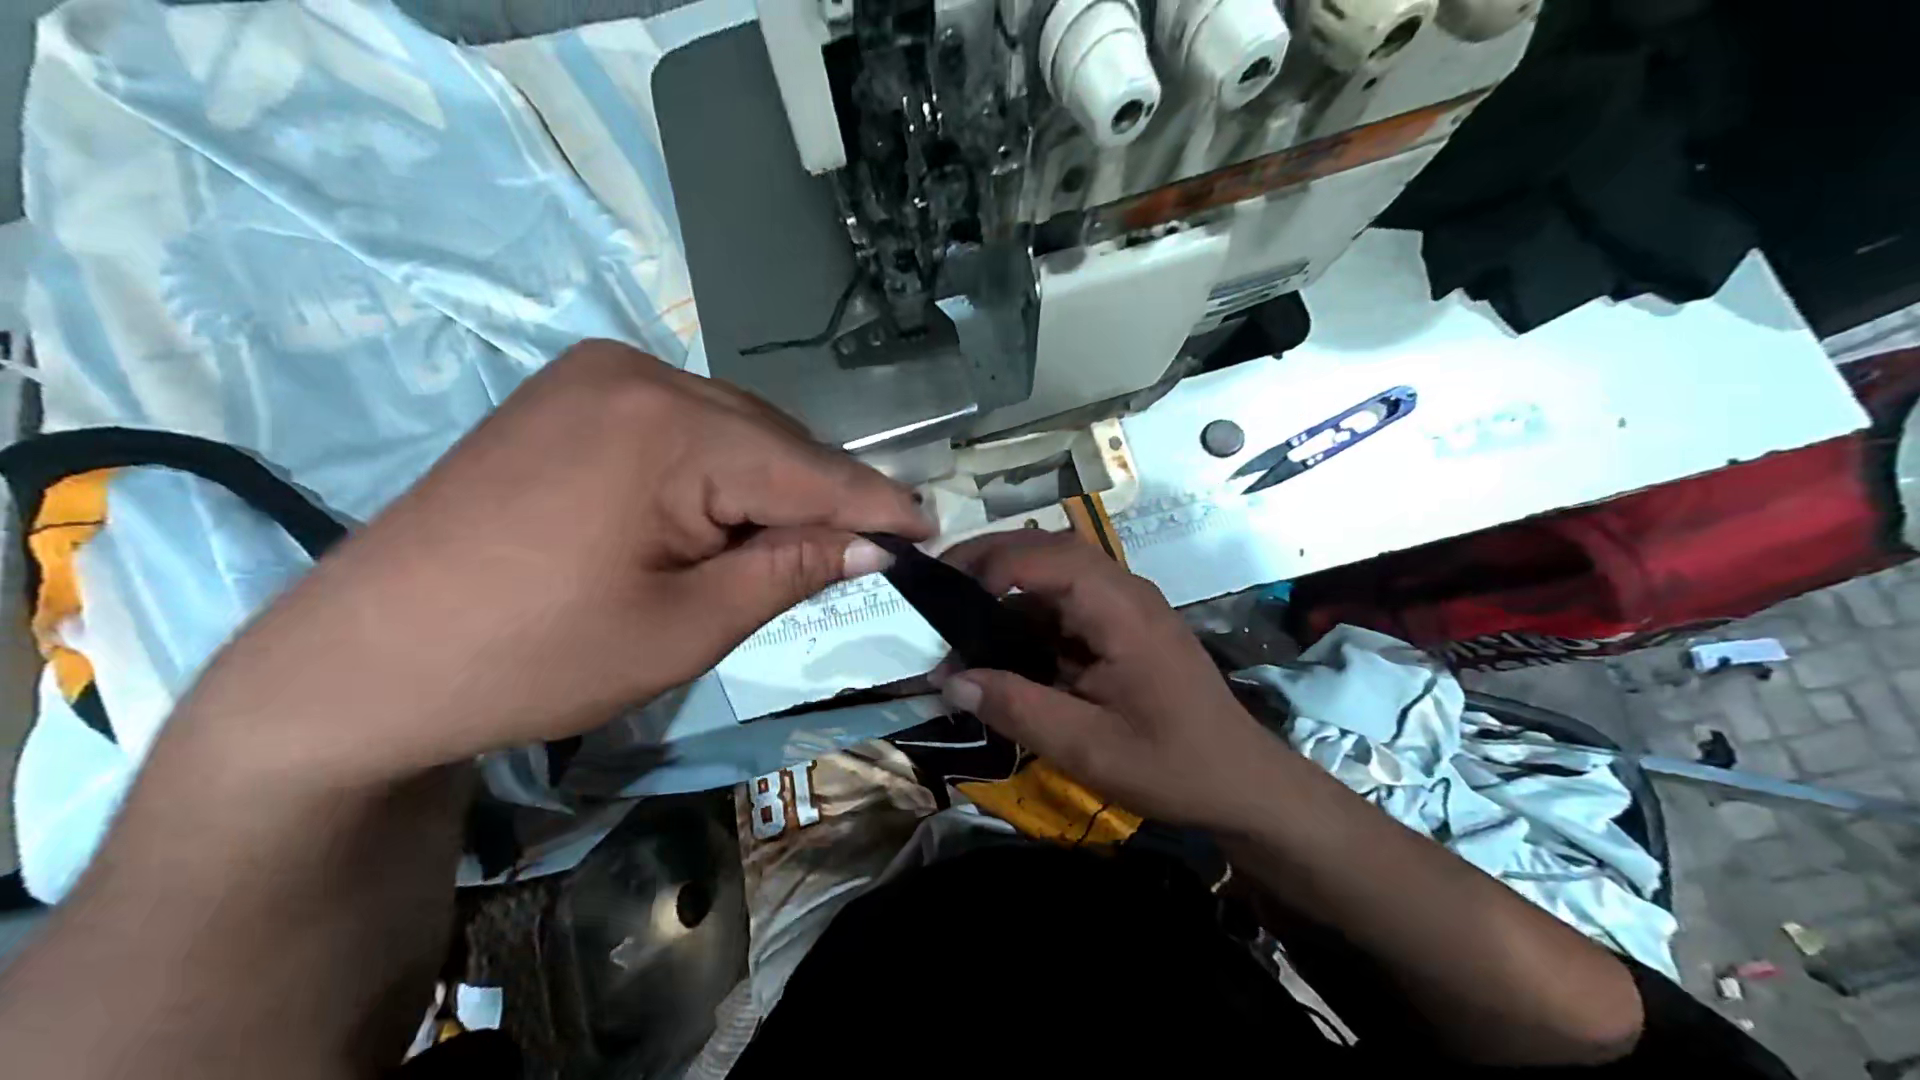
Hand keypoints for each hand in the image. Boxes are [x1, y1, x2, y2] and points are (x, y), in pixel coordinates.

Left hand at [189, 340, 930, 779]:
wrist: (364, 662)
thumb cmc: (535, 658)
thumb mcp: (686, 628)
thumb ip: (789, 569)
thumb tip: (874, 544)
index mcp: (668, 428)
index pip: (808, 469)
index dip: (877, 506)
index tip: (932, 530)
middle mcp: (637, 373)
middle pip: (775, 439)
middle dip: (828, 496)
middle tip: (877, 547)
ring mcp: (596, 374)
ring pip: (735, 426)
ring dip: (777, 482)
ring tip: (808, 537)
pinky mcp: (570, 393)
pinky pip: (685, 422)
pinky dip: (725, 467)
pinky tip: (732, 509)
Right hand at [936, 531, 1290, 826]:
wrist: (1242, 782)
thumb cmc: (1172, 766)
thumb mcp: (1088, 749)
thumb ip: (1018, 708)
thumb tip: (950, 679)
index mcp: (1123, 611)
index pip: (1050, 558)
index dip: (992, 564)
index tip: (946, 595)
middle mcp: (1126, 592)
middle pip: (1051, 548)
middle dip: (991, 557)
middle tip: (939, 584)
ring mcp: (1127, 605)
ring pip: (1058, 568)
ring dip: (1007, 579)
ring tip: (958, 607)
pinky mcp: (1124, 624)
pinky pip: (1069, 598)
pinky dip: (1028, 608)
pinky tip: (1001, 637)